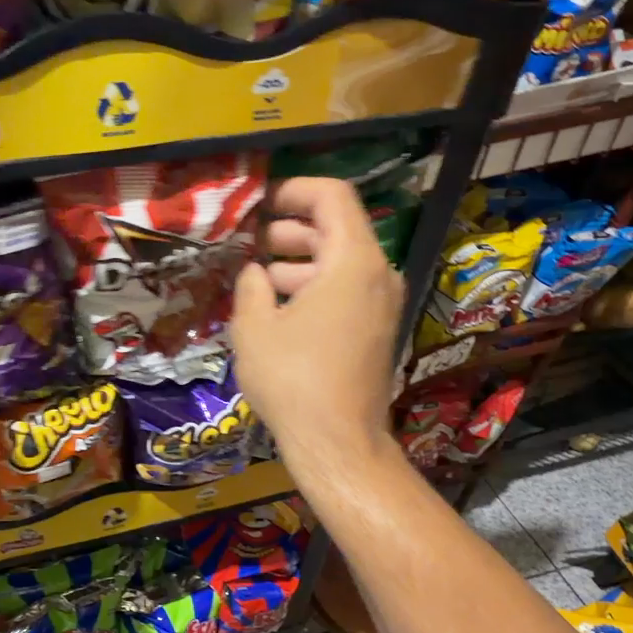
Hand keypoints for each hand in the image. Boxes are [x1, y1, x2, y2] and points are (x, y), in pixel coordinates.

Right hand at [232, 178, 403, 467]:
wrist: (337, 442)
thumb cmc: (293, 379)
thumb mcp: (255, 328)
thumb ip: (251, 286)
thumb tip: (255, 271)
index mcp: (353, 260)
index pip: (332, 196)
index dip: (293, 190)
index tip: (260, 204)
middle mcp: (378, 274)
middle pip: (337, 229)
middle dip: (291, 230)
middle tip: (250, 243)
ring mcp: (382, 304)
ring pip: (341, 263)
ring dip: (300, 262)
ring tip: (257, 279)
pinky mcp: (376, 331)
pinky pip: (347, 292)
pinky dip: (315, 289)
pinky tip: (279, 310)